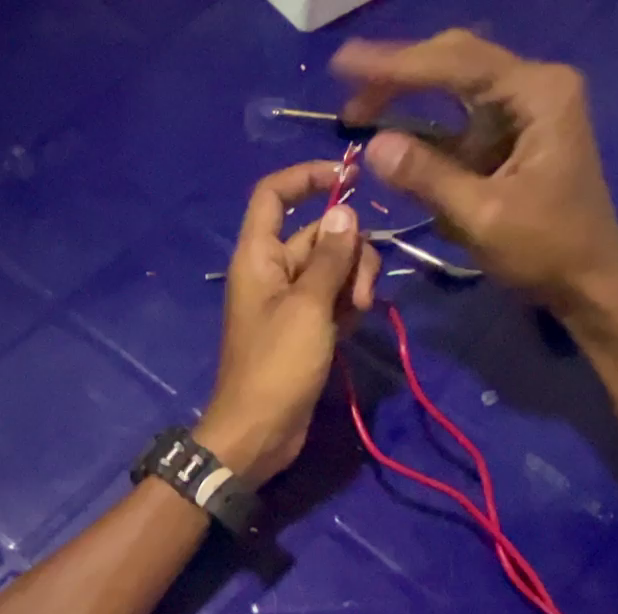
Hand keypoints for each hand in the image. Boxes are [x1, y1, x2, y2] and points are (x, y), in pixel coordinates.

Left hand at [199, 161, 381, 489]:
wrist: (260, 432)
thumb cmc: (276, 367)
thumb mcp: (308, 307)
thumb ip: (330, 257)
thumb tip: (345, 212)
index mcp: (257, 256)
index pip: (273, 195)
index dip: (306, 177)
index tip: (350, 177)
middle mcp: (272, 272)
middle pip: (319, 233)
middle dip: (349, 252)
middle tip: (359, 292)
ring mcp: (290, 303)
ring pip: (333, 268)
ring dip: (353, 283)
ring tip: (358, 315)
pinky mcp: (306, 330)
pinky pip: (333, 301)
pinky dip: (347, 308)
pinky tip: (353, 329)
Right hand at [332, 30, 617, 313]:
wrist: (590, 283)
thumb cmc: (546, 250)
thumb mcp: (482, 217)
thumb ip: (427, 178)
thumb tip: (372, 147)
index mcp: (537, 93)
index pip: (456, 63)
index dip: (395, 65)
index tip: (344, 65)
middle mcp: (534, 88)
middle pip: (455, 63)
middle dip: (399, 78)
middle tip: (347, 96)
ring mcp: (525, 112)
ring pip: (455, 90)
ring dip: (409, 101)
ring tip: (359, 114)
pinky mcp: (513, 140)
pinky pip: (461, 124)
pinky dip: (427, 133)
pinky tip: (395, 141)